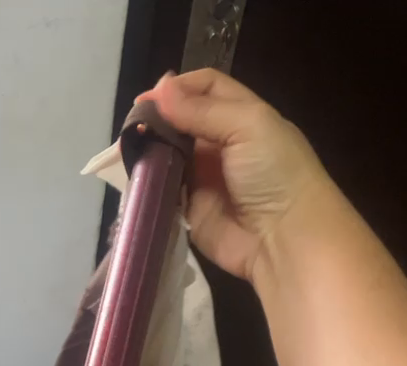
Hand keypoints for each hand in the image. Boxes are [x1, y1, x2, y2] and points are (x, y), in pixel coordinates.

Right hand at [137, 69, 341, 281]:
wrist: (281, 237)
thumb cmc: (274, 173)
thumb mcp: (247, 126)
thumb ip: (202, 111)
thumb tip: (158, 90)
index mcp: (241, 115)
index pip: (205, 88)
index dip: (177, 88)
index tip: (145, 99)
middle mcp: (219, 143)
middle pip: (180, 121)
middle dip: (155, 120)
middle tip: (129, 129)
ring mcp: (201, 178)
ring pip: (167, 156)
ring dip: (147, 152)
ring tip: (125, 152)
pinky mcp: (187, 209)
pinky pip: (162, 192)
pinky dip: (146, 185)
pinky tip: (131, 180)